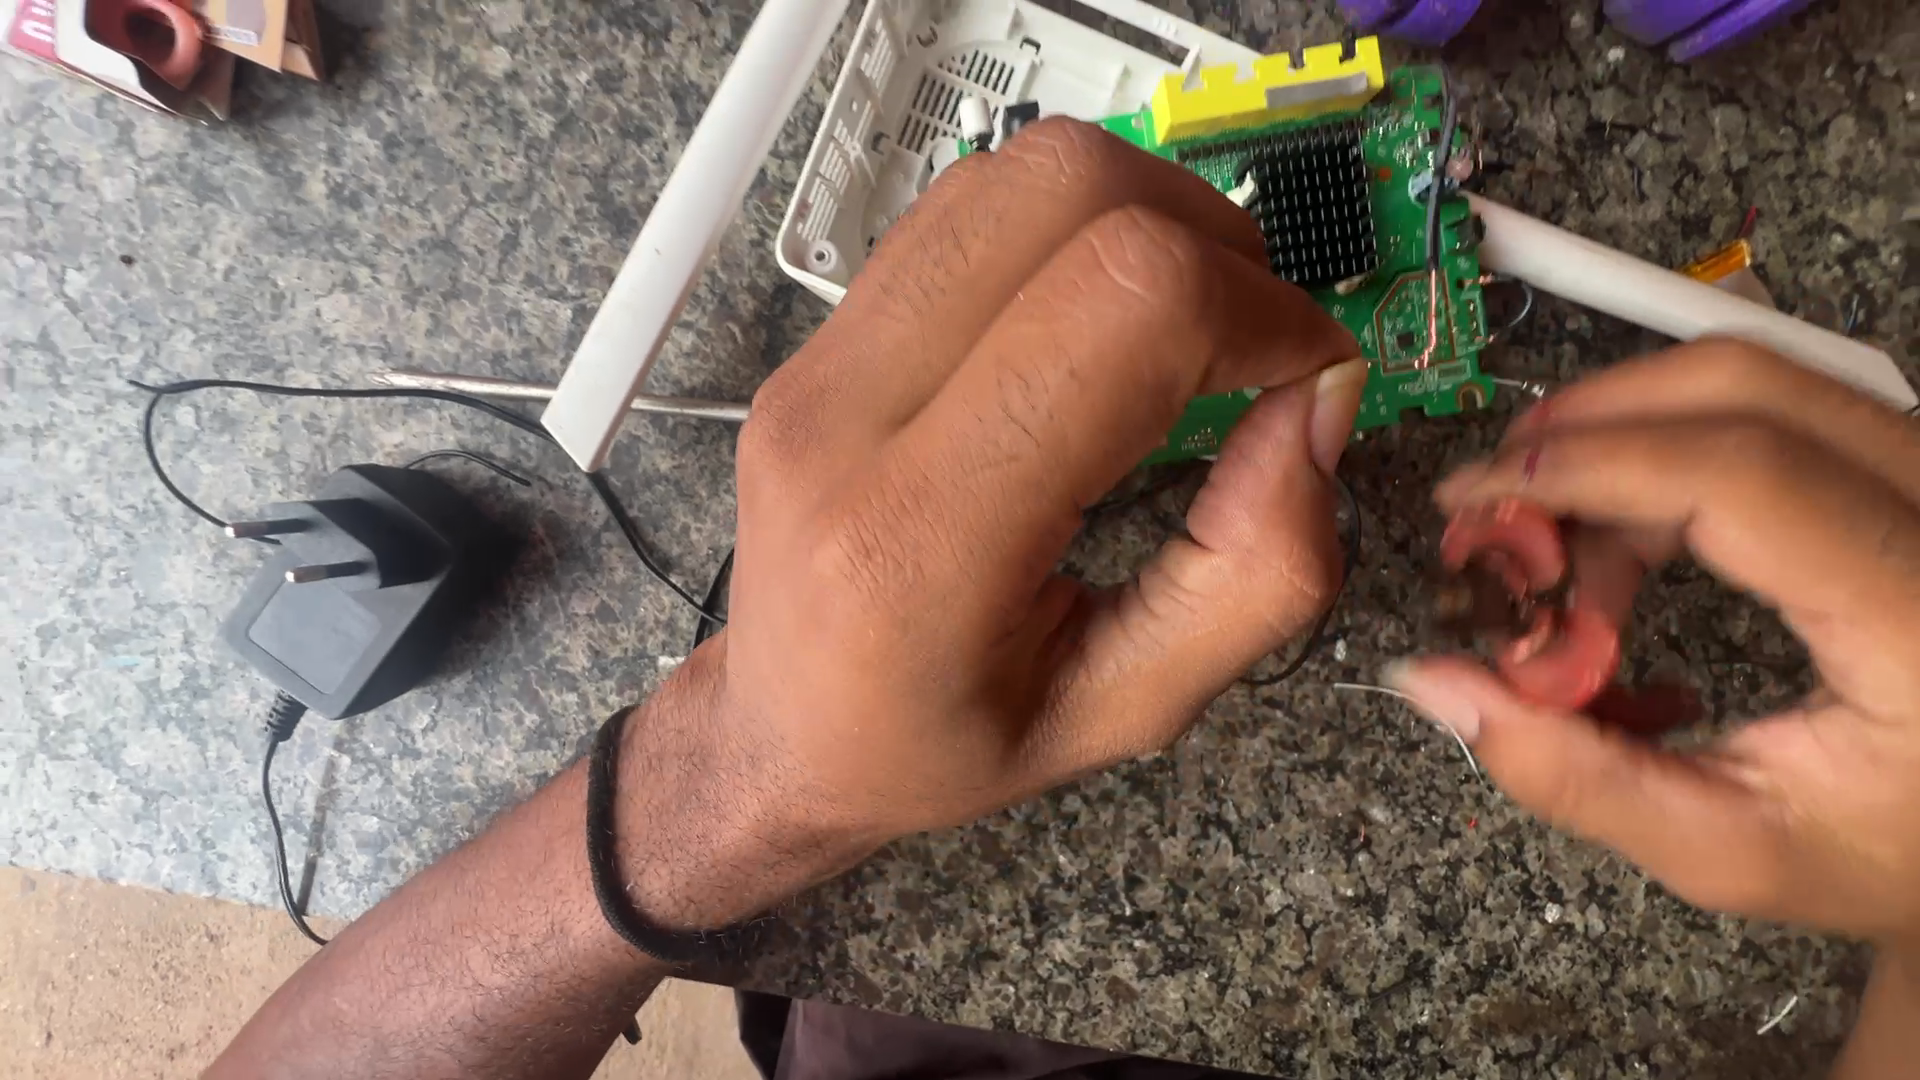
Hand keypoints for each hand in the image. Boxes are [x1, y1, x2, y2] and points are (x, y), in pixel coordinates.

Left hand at [625, 118, 1364, 928]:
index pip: (1120, 309)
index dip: (1256, 309)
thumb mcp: (1117, 714)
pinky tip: (1087, 321)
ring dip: (1139, 220)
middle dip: (1206, 239)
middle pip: (1064, 194)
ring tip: (1179, 322)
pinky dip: (1062, 235)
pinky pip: (959, 220)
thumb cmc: (933, 750)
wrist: (780, 734)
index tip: (1302, 372)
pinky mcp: (815, 346)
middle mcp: (845, 418)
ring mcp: (815, 365)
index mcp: (919, 539)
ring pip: (1011, 179)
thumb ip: (1249, 580)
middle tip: (1246, 336)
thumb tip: (1318, 408)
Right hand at [1385, 340, 1919, 941]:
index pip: (1736, 475)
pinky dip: (1648, 457)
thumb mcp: (1725, 849)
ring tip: (1553, 545)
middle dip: (1578, 431)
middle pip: (1740, 387)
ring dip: (1607, 442)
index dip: (1579, 468)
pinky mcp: (1905, 474)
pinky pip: (1760, 413)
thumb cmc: (1887, 848)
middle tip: (1494, 510)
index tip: (1468, 501)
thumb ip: (1569, 774)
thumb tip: (1427, 680)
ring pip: (1746, 383)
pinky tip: (1615, 542)